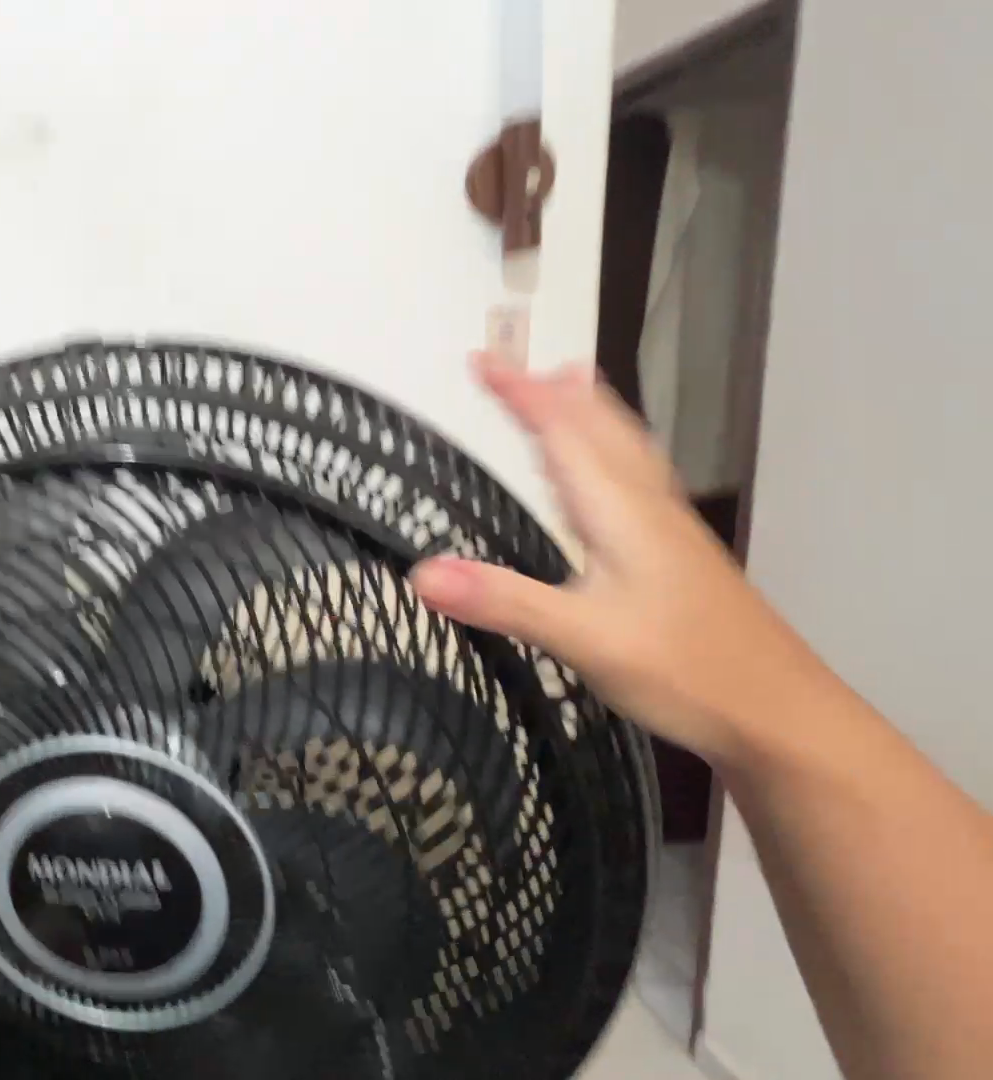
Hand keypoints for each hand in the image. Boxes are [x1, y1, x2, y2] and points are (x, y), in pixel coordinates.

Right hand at [408, 354, 814, 764]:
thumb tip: (420, 572)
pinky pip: (633, 478)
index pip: (563, 434)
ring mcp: (666, 531)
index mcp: (619, 513)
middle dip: (553, 392)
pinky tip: (608, 474)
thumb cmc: (685, 670)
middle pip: (599, 431)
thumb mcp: (583, 638)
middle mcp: (645, 509)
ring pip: (624, 451)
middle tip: (517, 362)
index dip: (520, 395)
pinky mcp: (675, 556)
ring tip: (570, 384)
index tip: (480, 361)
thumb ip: (502, 601)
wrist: (781, 715)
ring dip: (590, 412)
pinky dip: (610, 451)